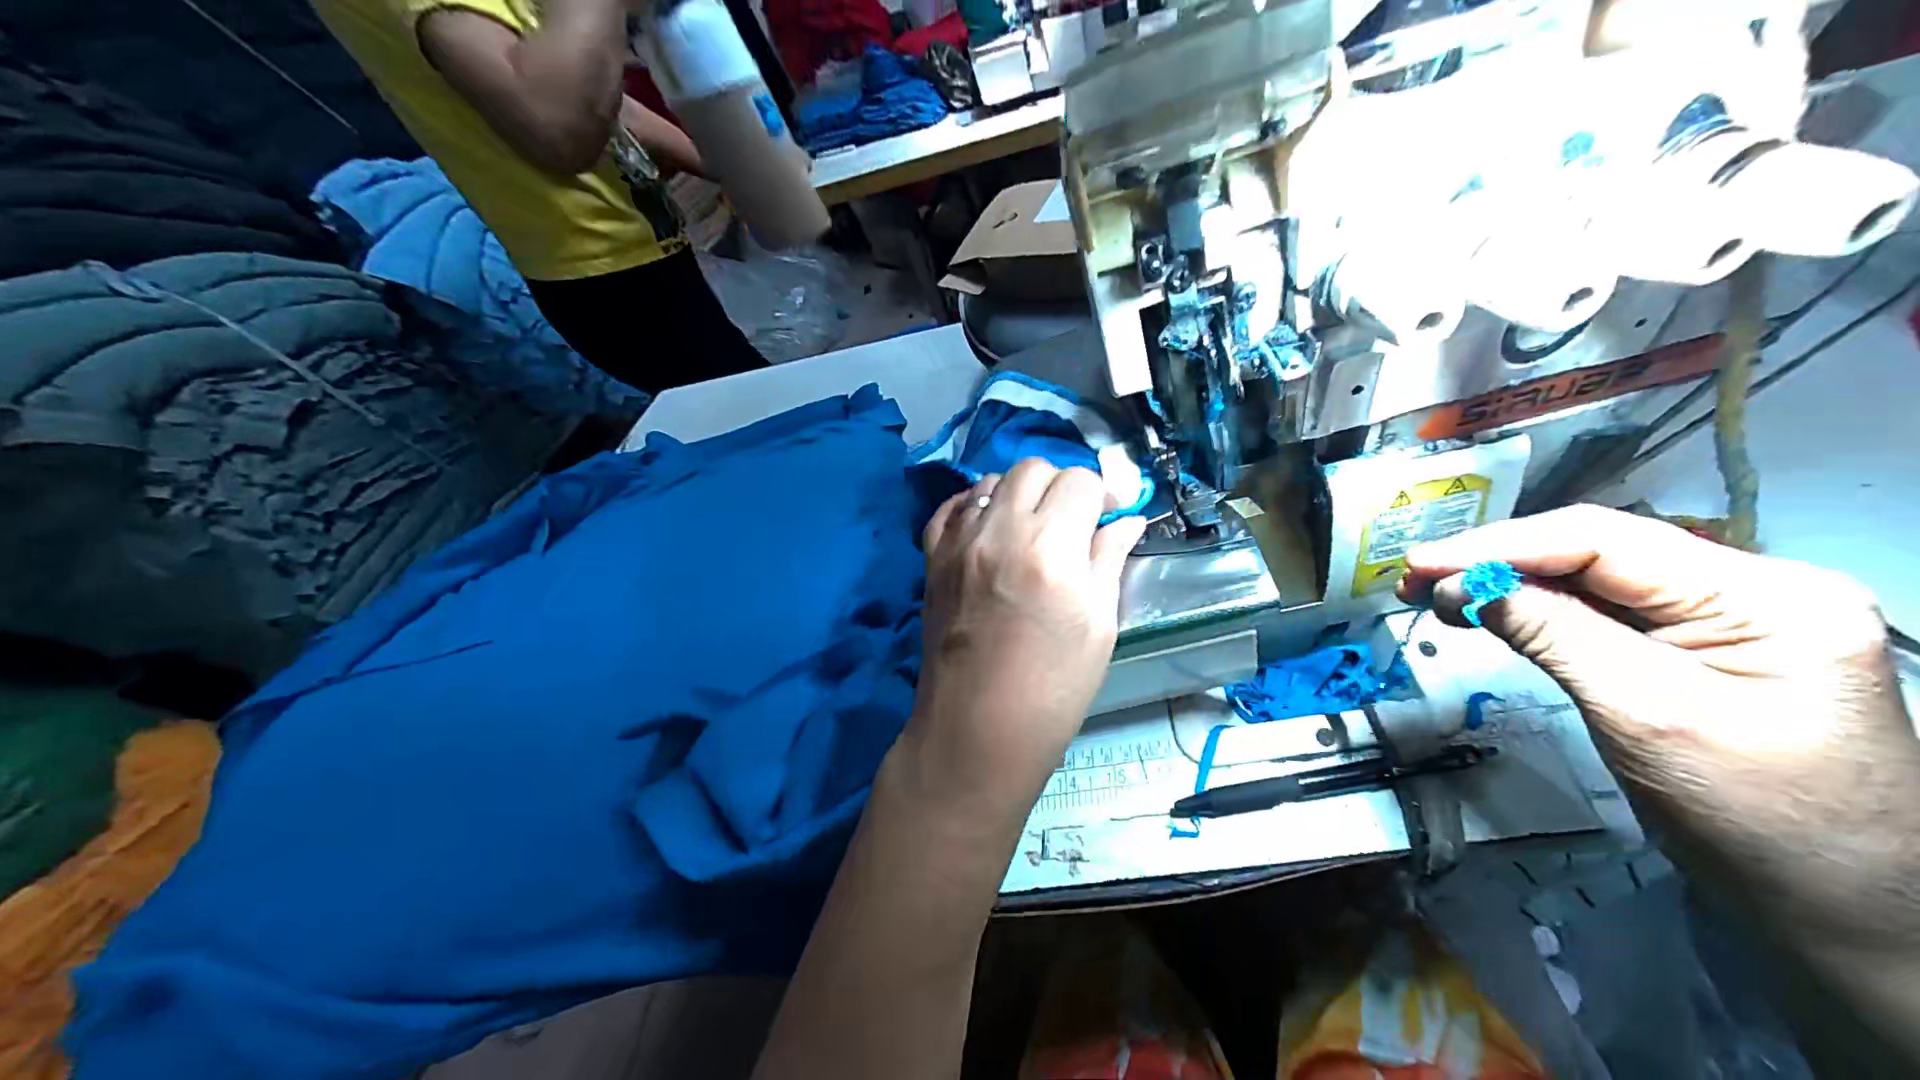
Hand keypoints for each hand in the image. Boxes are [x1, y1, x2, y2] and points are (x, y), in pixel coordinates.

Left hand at [895, 459, 1146, 823]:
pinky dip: (975, 505)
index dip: (1103, 495)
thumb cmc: (1052, 690)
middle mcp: (999, 531)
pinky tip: (991, 527)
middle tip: (1074, 522)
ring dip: (1020, 493)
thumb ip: (1109, 561)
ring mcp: (959, 543)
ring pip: (992, 481)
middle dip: (1062, 486)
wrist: (976, 730)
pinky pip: (952, 508)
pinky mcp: (932, 559)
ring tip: (1033, 528)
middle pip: (1035, 469)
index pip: (1081, 482)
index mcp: (1051, 548)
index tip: (1110, 515)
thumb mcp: (1099, 627)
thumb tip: (1127, 520)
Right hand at [1398, 505, 1918, 941]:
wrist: (1841, 908)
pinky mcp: (1697, 644)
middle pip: (1596, 550)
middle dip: (1497, 559)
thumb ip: (1555, 634)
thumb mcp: (1646, 714)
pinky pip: (1601, 609)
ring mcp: (1727, 615)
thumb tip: (1465, 586)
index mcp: (1764, 595)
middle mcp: (1750, 587)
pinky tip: (1491, 609)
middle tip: (1415, 580)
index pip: (1605, 540)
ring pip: (1591, 576)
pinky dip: (1535, 607)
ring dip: (1508, 580)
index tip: (1421, 564)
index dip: (1501, 545)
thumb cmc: (1759, 818)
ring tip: (1438, 593)